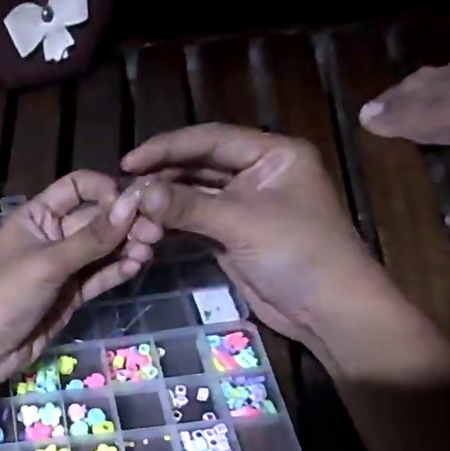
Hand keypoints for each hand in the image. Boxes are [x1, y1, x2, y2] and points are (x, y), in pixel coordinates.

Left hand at [0, 170, 156, 382]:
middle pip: (95, 219)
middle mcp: (52, 235)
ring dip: (125, 247)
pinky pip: (98, 276)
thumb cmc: (7, 296)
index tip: (131, 203)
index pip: (76, 188)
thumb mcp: (49, 263)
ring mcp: (63, 266)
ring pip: (101, 250)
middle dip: (124, 223)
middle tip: (155, 231)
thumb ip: (91, 237)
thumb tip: (130, 204)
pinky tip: (135, 266)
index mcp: (36, 216)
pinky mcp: (72, 293)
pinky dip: (116, 271)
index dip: (104, 191)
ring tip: (150, 250)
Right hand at [122, 124, 386, 345]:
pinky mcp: (233, 239)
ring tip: (130, 214)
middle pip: (200, 168)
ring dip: (164, 206)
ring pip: (195, 198)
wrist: (327, 309)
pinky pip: (196, 225)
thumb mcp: (243, 224)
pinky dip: (173, 227)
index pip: (212, 140)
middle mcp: (257, 175)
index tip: (129, 162)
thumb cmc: (299, 253)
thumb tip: (140, 193)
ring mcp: (244, 208)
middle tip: (122, 192)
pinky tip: (147, 230)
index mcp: (272, 155)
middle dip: (162, 179)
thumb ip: (190, 206)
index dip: (168, 148)